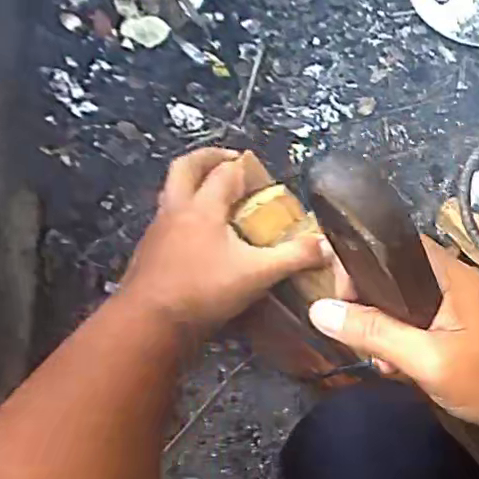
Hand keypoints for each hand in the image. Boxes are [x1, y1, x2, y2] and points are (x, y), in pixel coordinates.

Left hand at [117, 148, 327, 337]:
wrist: (152, 320)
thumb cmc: (205, 290)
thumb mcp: (260, 274)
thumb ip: (295, 257)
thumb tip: (327, 246)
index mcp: (203, 208)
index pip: (224, 174)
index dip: (244, 166)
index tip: (259, 168)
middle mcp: (176, 210)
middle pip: (186, 168)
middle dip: (207, 158)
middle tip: (228, 160)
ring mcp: (159, 230)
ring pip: (172, 192)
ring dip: (192, 185)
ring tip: (215, 196)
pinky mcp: (151, 251)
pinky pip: (168, 220)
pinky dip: (185, 215)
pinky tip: (200, 236)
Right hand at [307, 239, 478, 432]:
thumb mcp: (424, 360)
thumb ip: (374, 332)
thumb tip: (320, 310)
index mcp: (453, 276)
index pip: (395, 246)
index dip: (361, 266)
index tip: (345, 302)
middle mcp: (458, 280)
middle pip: (397, 274)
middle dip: (372, 306)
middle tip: (364, 340)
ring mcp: (463, 303)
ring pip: (407, 301)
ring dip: (388, 329)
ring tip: (386, 363)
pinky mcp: (464, 325)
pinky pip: (423, 320)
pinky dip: (407, 340)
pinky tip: (402, 368)